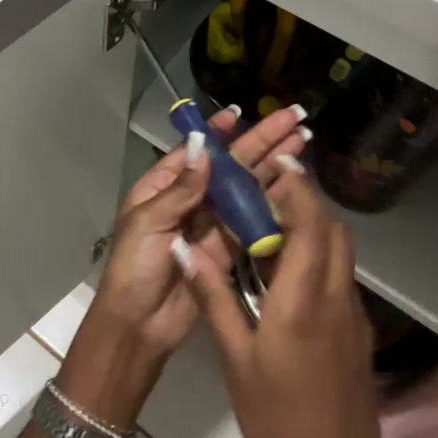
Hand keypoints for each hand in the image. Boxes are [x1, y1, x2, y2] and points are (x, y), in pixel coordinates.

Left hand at [56, 107, 309, 429]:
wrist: (139, 324)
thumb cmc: (134, 267)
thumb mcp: (149, 223)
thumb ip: (180, 189)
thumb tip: (205, 146)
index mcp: (162, 187)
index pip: (197, 151)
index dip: (221, 133)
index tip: (245, 114)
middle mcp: (189, 200)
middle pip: (229, 166)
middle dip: (260, 143)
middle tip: (294, 120)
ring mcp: (210, 224)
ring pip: (246, 189)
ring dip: (272, 168)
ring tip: (303, 144)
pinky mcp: (228, 250)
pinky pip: (252, 222)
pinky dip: (273, 206)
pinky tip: (296, 189)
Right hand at [177, 165, 432, 437]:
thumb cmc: (278, 418)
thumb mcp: (235, 358)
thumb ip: (214, 296)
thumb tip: (186, 247)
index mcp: (303, 301)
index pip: (311, 226)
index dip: (298, 187)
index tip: (278, 159)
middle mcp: (336, 299)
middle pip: (335, 232)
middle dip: (307, 200)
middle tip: (267, 187)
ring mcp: (351, 318)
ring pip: (340, 255)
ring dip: (313, 228)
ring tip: (269, 222)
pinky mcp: (354, 336)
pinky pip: (338, 278)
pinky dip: (316, 258)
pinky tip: (282, 273)